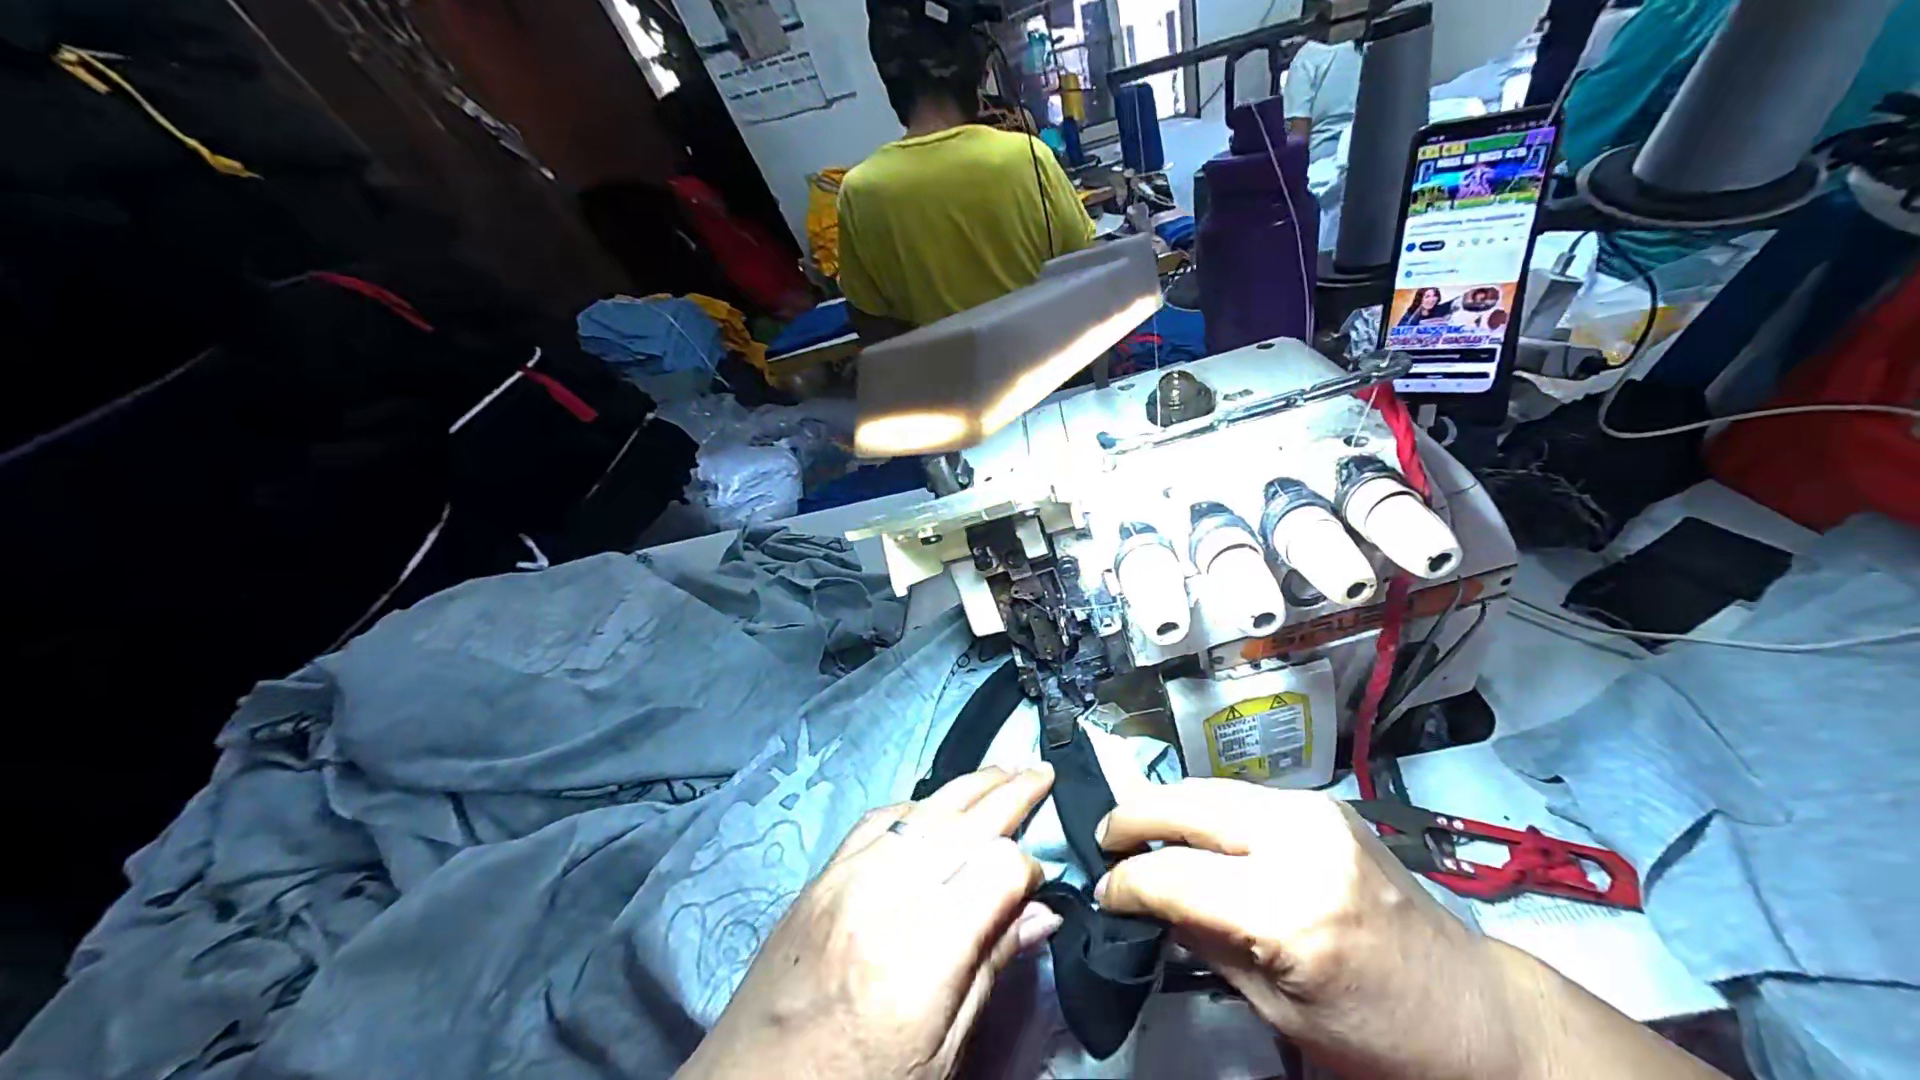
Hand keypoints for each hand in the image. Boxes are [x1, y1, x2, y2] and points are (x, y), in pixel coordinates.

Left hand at [676, 766, 1061, 1079]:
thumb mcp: (940, 1056)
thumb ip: (990, 971)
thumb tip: (1041, 914)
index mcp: (920, 952)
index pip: (996, 869)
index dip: (1028, 869)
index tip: (1041, 884)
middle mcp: (882, 896)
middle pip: (961, 824)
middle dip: (1008, 793)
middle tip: (1041, 772)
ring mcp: (844, 878)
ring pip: (919, 811)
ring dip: (965, 787)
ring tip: (1000, 772)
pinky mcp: (819, 877)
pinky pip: (876, 821)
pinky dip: (915, 805)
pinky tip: (934, 805)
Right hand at [1093, 780, 1520, 1079]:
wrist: (1476, 1008)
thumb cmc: (1379, 1035)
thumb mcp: (1278, 1012)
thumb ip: (1205, 943)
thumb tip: (1148, 903)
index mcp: (1293, 909)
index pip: (1177, 876)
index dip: (1128, 882)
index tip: (1103, 891)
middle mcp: (1301, 841)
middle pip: (1188, 807)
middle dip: (1134, 818)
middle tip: (1104, 838)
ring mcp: (1315, 811)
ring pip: (1210, 788)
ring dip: (1167, 806)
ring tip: (1137, 830)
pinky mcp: (1323, 802)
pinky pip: (1241, 794)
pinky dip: (1205, 809)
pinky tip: (1191, 829)